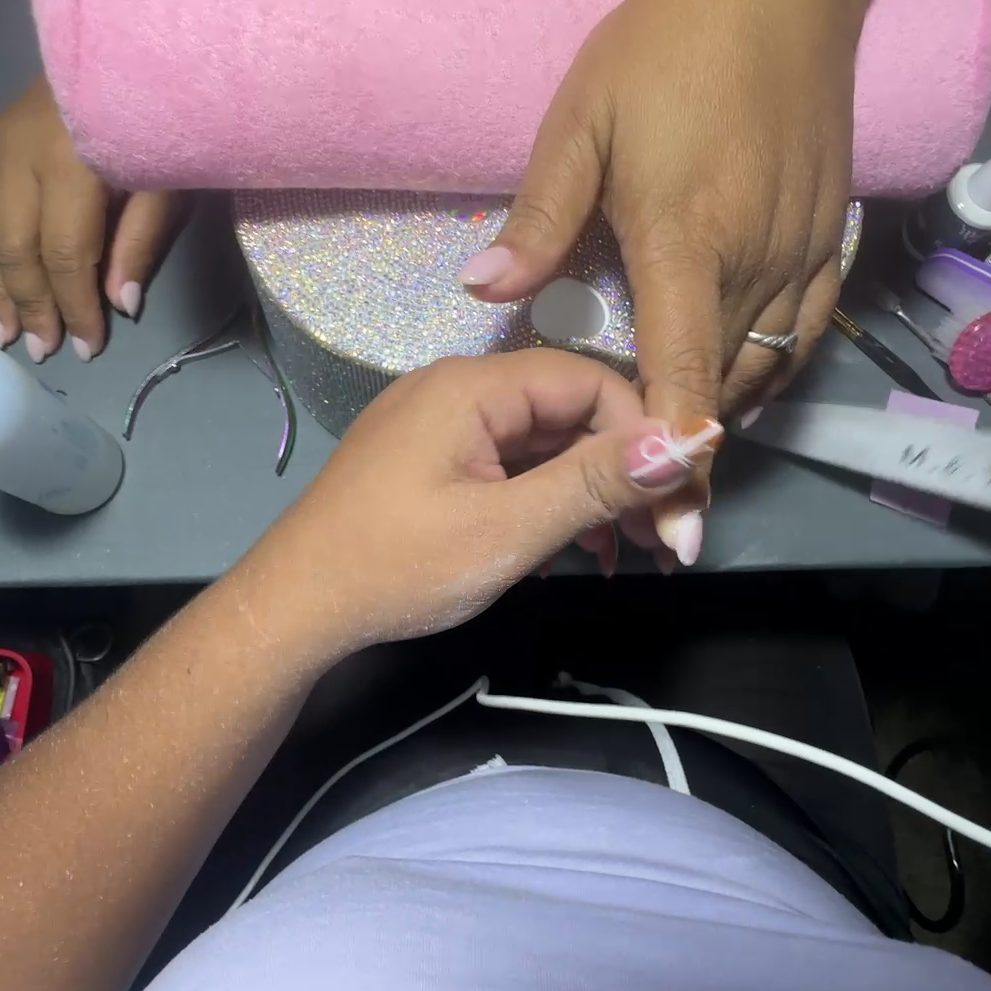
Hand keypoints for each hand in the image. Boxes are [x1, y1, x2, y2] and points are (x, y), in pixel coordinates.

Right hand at [0, 79, 190, 362]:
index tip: (83, 348)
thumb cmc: (158, 122)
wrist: (125, 52)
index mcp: (68, 168)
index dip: (74, 307)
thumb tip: (121, 305)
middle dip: (28, 306)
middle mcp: (17, 158)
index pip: (65, 257)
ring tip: (1, 331)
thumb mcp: (166, 185)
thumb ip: (139, 243)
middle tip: (38, 351)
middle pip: (15, 249)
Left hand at [233, 349, 721, 656]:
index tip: (679, 505)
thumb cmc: (397, 567)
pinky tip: (568, 549)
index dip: (646, 437)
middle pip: (569, 413)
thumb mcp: (506, 529)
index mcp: (473, 385)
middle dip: (623, 473)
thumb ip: (596, 481)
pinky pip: (508, 465)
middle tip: (663, 543)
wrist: (297, 609)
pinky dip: (545, 501)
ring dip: (588, 494)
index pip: (591, 381)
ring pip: (542, 444)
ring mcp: (442, 426)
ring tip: (623, 554)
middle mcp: (458, 389)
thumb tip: (693, 436)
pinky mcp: (433, 461)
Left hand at [461, 0, 881, 563]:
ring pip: (760, 369)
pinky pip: (802, 335)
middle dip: (690, 454)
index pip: (680, 372)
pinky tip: (732, 394)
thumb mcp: (581, 127)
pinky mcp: (827, 238)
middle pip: (720, 386)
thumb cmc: (662, 54)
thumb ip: (539, 221)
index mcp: (685, 244)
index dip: (675, 454)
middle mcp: (754, 263)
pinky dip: (765, 375)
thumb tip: (484, 288)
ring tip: (683, 466)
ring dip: (720, 419)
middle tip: (659, 511)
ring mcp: (800, 252)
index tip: (674, 524)